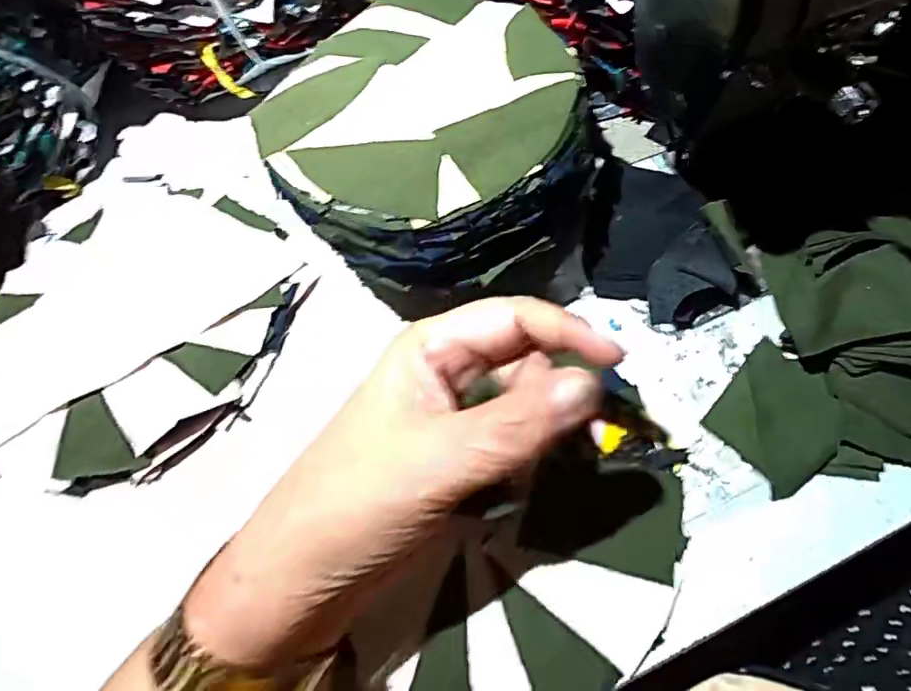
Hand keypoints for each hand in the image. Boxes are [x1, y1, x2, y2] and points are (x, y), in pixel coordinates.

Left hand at [163, 298, 620, 672]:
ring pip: (532, 395)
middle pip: (531, 354)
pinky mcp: (469, 450)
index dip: (570, 331)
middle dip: (568, 379)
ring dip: (558, 417)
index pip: (518, 318)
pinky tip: (547, 466)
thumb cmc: (354, 506)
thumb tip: (595, 385)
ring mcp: (462, 411)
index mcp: (436, 346)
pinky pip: (523, 432)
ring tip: (576, 450)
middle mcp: (454, 368)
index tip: (617, 358)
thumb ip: (518, 424)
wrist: (294, 592)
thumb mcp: (438, 462)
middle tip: (603, 416)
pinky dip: (544, 444)